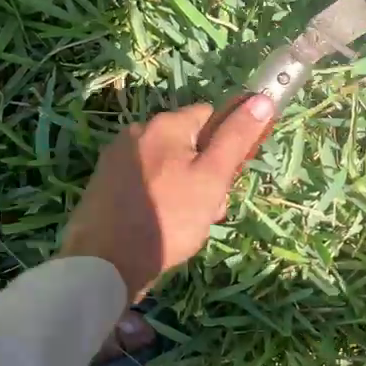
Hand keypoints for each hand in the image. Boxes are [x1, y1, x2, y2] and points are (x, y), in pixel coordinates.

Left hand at [59, 98, 274, 293]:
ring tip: (187, 224)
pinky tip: (162, 226)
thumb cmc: (169, 218)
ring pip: (168, 167)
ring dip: (185, 188)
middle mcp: (137, 133)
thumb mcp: (213, 177)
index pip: (210, 117)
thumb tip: (262, 99)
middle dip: (205, 173)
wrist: (104, 265)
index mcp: (165, 125)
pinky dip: (159, 199)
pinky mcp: (104, 185)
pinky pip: (146, 183)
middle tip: (209, 209)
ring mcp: (116, 159)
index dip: (226, 145)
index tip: (227, 177)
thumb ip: (237, 137)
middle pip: (188, 144)